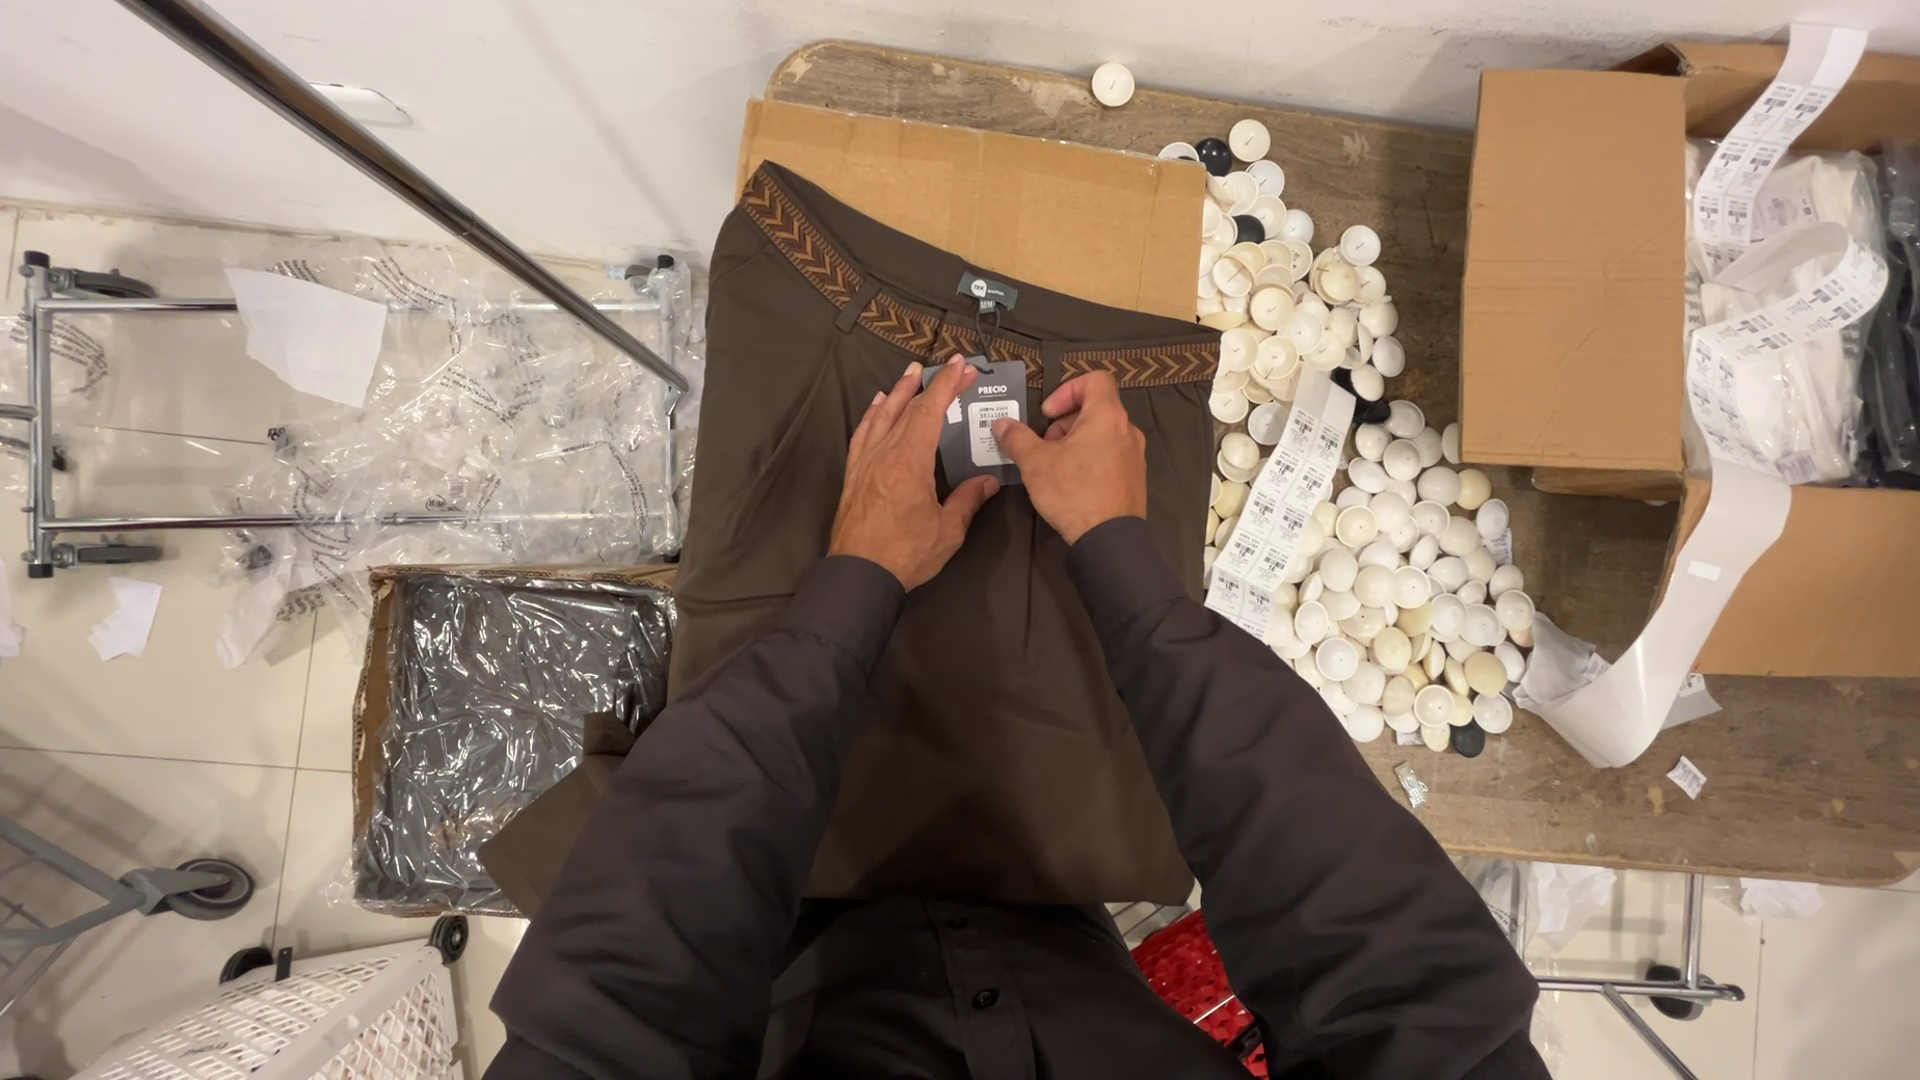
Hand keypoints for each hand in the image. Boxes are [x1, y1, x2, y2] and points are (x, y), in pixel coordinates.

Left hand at [830, 356, 1001, 588]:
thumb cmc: (905, 555)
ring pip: (882, 415)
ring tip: (911, 373)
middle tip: (950, 368)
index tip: (962, 367)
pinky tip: (876, 405)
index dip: (947, 385)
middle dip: (931, 385)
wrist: (859, 576)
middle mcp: (884, 454)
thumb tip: (987, 481)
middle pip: (908, 408)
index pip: (930, 411)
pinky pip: (862, 434)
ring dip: (898, 391)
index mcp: (910, 462)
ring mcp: (865, 462)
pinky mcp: (853, 475)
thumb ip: (967, 500)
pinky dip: (871, 414)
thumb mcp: (947, 531)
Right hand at [991, 372, 1146, 543]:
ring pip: (1103, 434)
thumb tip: (1002, 423)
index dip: (1067, 389)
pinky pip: (1111, 455)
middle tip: (1046, 443)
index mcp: (1107, 416)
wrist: (1108, 539)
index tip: (1048, 414)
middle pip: (1097, 408)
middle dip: (1066, 420)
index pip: (1095, 380)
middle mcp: (1127, 430)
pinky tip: (1073, 483)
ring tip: (1056, 465)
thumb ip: (1017, 438)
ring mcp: (1135, 455)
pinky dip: (1091, 458)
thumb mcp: (1035, 463)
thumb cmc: (1073, 492)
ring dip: (1077, 440)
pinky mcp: (1135, 477)